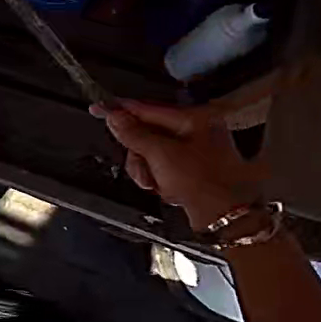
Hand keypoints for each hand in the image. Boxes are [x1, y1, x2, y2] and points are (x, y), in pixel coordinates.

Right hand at [94, 100, 264, 229]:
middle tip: (141, 167)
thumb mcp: (159, 154)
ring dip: (143, 167)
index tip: (97, 107)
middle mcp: (195, 129)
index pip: (146, 109)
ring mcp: (193, 147)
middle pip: (145, 132)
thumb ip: (133, 133)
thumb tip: (114, 116)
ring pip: (147, 150)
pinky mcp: (189, 164)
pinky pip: (157, 162)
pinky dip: (153, 174)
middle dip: (137, 152)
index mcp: (194, 119)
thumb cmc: (199, 181)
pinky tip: (160, 185)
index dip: (120, 109)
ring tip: (152, 181)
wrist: (223, 214)